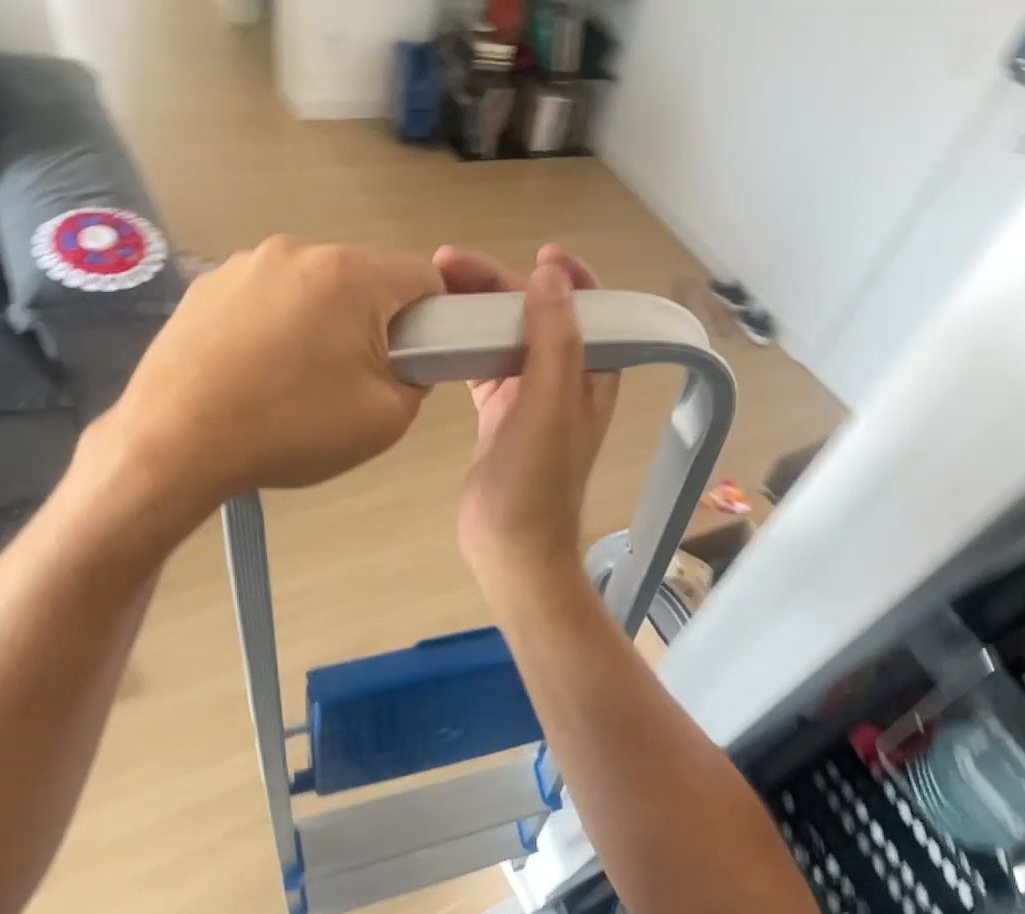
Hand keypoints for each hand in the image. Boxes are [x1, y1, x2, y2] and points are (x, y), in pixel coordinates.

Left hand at [93, 236, 443, 518]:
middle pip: (366, 278)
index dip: (438, 317)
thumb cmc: (292, 428)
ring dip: (325, 323)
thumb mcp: (386, 419)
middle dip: (376, 322)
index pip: (425, 276)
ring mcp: (246, 263)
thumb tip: (409, 362)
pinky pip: (268, 298)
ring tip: (300, 383)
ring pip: (315, 287)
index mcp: (351, 275)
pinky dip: (278, 327)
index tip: (420, 358)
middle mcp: (299, 250)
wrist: (176, 441)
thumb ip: (418, 380)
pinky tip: (259, 374)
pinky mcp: (207, 284)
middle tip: (360, 381)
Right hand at [433, 245, 618, 587]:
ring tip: (432, 286)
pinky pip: (481, 366)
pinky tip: (432, 330)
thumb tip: (550, 274)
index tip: (535, 253)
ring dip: (476, 310)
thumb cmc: (536, 482)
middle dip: (500, 284)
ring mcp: (530, 397)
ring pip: (504, 337)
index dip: (566, 276)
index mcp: (591, 375)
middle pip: (536, 315)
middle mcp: (565, 380)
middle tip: (448, 264)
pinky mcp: (498, 415)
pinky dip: (461, 345)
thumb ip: (555, 340)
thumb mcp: (551, 405)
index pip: (587, 309)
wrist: (511, 548)